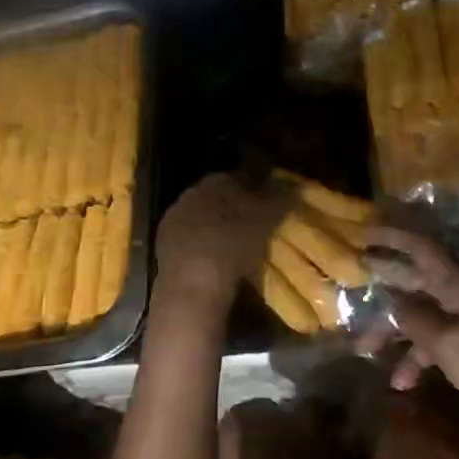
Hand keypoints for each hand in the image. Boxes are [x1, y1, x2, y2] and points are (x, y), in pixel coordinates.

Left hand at [153, 173, 291, 306]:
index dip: (255, 187)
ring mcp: (173, 216)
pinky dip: (201, 242)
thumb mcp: (266, 220)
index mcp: (215, 181)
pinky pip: (188, 235)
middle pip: (217, 195)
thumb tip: (295, 186)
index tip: (269, 201)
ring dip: (215, 224)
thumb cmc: (234, 244)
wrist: (193, 281)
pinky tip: (213, 257)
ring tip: (235, 242)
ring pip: (200, 215)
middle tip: (253, 223)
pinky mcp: (163, 241)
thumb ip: (282, 199)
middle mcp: (190, 192)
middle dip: (234, 205)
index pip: (238, 176)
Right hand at [357, 227, 458, 452]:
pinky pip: (437, 342)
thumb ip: (414, 318)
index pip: (420, 248)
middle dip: (384, 282)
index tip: (361, 233)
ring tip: (365, 350)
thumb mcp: (446, 342)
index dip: (391, 237)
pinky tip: (403, 383)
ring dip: (395, 332)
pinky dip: (418, 358)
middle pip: (417, 281)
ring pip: (422, 316)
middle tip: (353, 278)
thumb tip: (393, 302)